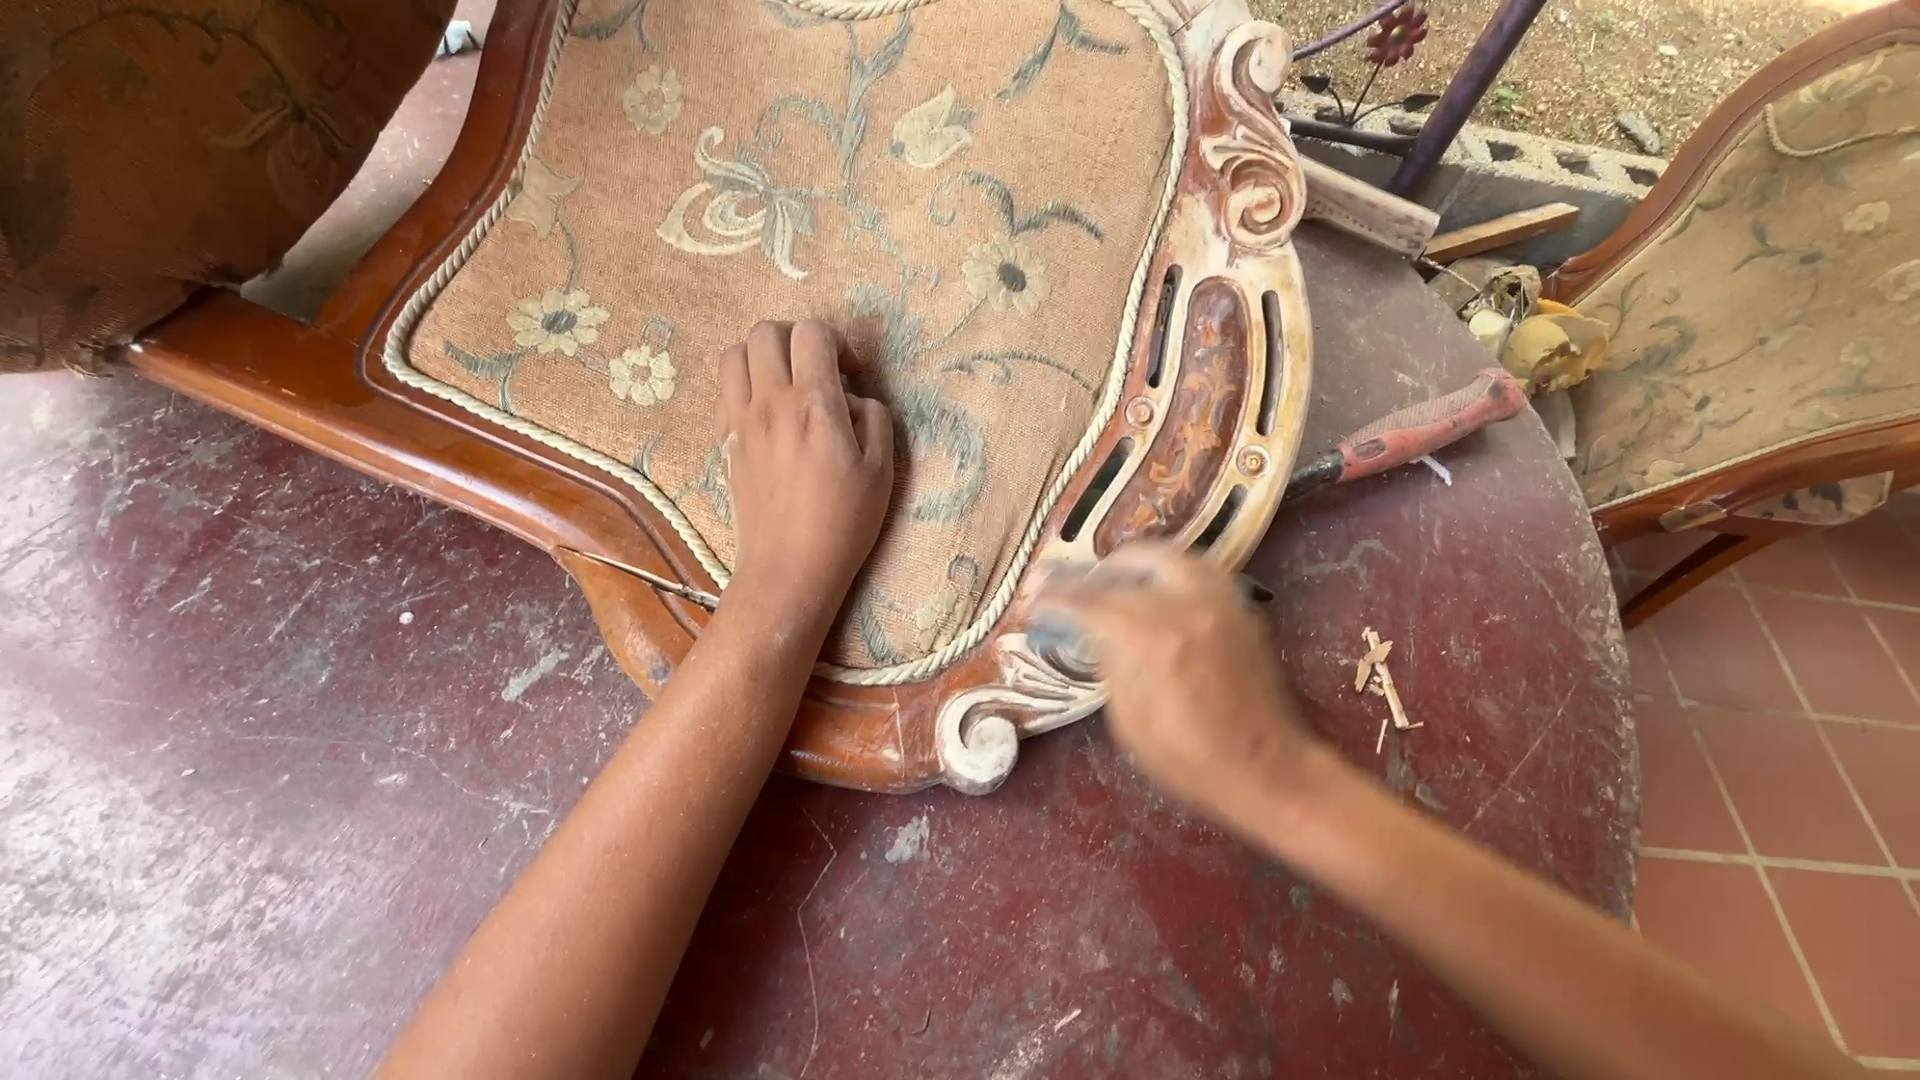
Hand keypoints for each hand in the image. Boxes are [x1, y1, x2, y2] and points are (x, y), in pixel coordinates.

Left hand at [716, 320, 894, 624]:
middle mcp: (771, 402)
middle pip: (765, 331)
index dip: (836, 341)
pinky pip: (722, 389)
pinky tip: (765, 411)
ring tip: (783, 381)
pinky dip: (742, 384)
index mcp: (815, 404)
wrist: (789, 567)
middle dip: (794, 337)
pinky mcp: (724, 441)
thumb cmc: (843, 523)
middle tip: (815, 368)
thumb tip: (854, 399)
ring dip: (761, 355)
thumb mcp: (882, 471)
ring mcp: (741, 420)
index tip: (850, 373)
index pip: (812, 333)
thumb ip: (874, 419)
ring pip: (733, 353)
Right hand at [1036, 544, 1320, 821]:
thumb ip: (1110, 663)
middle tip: (1078, 584)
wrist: (1269, 771)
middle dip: (1100, 568)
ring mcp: (1223, 604)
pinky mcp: (1243, 611)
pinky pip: (1201, 572)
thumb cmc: (1190, 761)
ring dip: (1138, 563)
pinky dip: (1170, 573)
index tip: (1034, 594)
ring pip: (1174, 556)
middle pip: (1136, 559)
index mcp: (1155, 640)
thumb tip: (1093, 630)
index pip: (1092, 600)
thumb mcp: (1129, 722)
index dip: (1057, 595)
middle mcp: (1190, 607)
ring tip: (1117, 580)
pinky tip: (1158, 593)